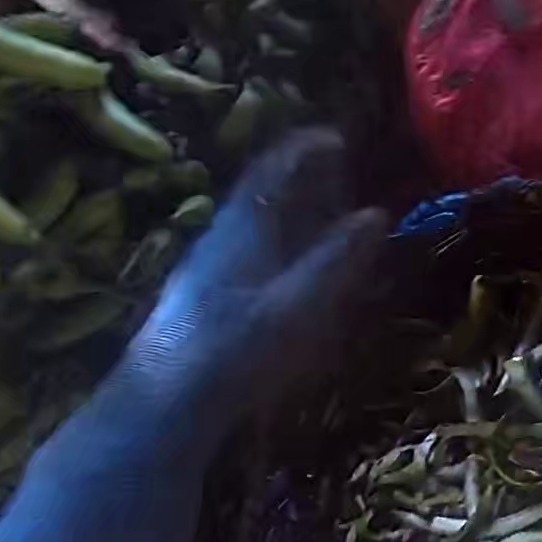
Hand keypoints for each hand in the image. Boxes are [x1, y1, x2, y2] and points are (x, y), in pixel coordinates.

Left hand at [108, 127, 387, 441]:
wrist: (165, 405)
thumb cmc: (235, 350)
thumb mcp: (296, 306)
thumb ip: (336, 260)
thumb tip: (376, 214)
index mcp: (243, 229)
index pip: (273, 169)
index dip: (304, 147)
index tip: (337, 136)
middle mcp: (226, 236)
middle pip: (266, 192)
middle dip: (305, 177)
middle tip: (342, 175)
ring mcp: (215, 265)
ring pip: (260, 221)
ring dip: (295, 209)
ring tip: (329, 213)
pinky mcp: (212, 293)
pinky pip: (256, 249)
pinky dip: (284, 241)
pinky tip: (297, 263)